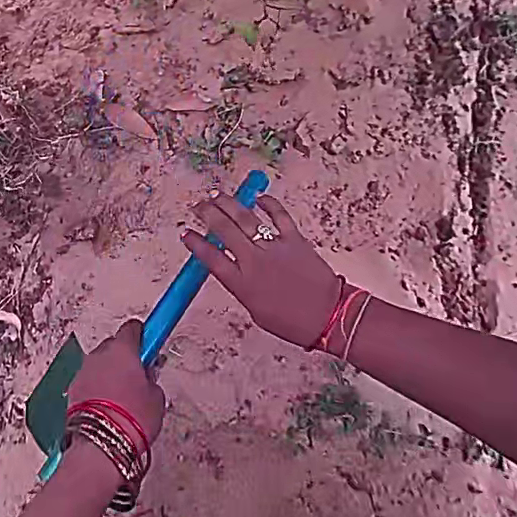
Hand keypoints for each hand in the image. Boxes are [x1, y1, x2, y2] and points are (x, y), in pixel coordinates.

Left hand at [65, 319, 166, 450]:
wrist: (101, 444)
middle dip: (127, 357)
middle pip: (115, 345)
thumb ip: (151, 379)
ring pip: (101, 364)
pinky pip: (90, 381)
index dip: (144, 334)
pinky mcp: (73, 388)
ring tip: (125, 398)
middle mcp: (100, 354)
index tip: (151, 339)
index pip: (133, 329)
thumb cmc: (131, 419)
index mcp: (123, 349)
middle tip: (140, 376)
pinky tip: (109, 406)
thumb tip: (146, 377)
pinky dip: (98, 388)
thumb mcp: (157, 398)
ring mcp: (84, 370)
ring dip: (111, 373)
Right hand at [184, 195, 342, 348]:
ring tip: (215, 195)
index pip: (209, 256)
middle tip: (198, 206)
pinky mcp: (294, 240)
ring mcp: (274, 247)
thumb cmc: (293, 322)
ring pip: (245, 218)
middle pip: (223, 229)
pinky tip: (256, 198)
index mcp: (241, 283)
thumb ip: (240, 286)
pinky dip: (267, 204)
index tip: (185, 233)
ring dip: (227, 203)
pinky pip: (278, 215)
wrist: (331, 317)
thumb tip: (231, 268)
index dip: (195, 242)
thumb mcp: (255, 310)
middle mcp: (254, 261)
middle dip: (206, 213)